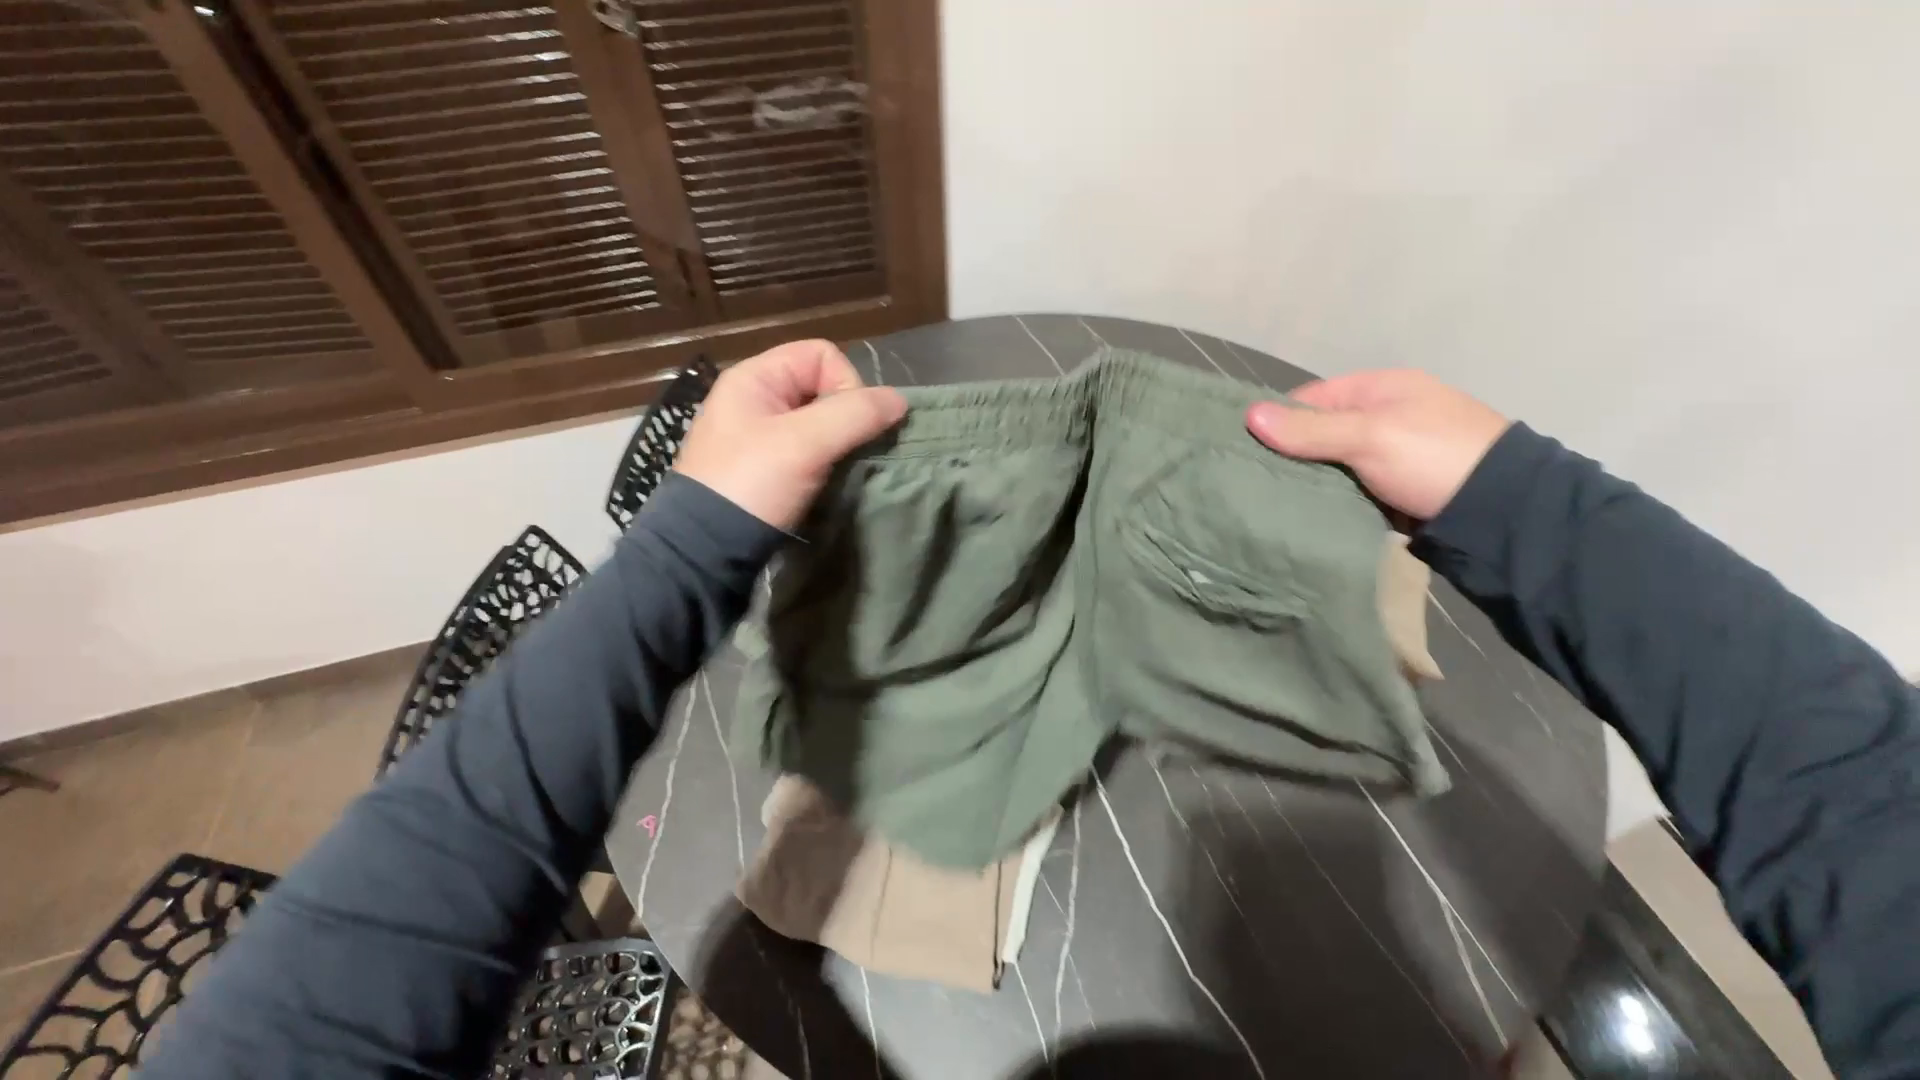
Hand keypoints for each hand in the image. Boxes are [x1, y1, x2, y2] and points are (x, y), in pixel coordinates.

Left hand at [674, 339, 906, 529]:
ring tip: (840, 469)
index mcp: (754, 378)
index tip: (849, 425)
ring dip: (839, 443)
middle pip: (823, 387)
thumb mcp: (804, 443)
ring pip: (819, 422)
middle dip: (847, 416)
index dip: (846, 383)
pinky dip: (826, 462)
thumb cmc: (751, 484)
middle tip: (847, 450)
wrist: (705, 550)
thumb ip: (855, 414)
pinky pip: (809, 451)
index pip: (822, 354)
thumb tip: (900, 401)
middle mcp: (756, 400)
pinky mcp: (766, 469)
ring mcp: (759, 436)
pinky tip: (828, 483)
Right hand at [1245, 370, 1509, 519]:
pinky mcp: (1399, 489)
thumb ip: (1310, 430)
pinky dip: (1334, 500)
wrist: (1506, 512)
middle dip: (1290, 456)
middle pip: (1320, 433)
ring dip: (1311, 482)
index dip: (1277, 421)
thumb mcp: (1369, 437)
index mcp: (1381, 388)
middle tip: (1253, 483)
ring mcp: (1394, 454)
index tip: (1245, 450)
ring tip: (1271, 503)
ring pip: (1335, 465)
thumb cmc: (1433, 458)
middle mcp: (1385, 416)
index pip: (1309, 398)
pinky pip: (1353, 489)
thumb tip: (1249, 415)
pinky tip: (1309, 516)